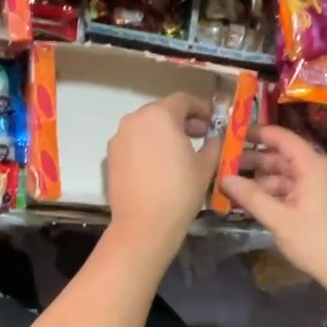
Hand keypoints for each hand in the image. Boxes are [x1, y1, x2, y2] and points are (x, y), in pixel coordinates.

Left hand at [105, 92, 220, 256]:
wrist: (144, 225)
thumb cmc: (179, 192)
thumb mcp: (206, 165)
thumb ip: (214, 142)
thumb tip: (215, 136)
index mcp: (160, 115)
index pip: (183, 100)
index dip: (201, 108)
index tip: (213, 121)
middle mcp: (135, 119)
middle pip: (162, 111)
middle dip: (182, 121)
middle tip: (200, 136)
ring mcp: (119, 138)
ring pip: (146, 127)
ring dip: (164, 134)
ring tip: (180, 152)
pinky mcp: (110, 157)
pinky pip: (133, 143)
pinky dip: (148, 147)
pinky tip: (159, 166)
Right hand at [219, 126, 326, 286]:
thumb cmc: (314, 241)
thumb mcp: (278, 219)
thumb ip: (251, 197)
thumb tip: (225, 178)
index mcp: (312, 166)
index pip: (282, 138)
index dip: (257, 134)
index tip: (233, 134)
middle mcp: (320, 169)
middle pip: (283, 157)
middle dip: (255, 161)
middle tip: (226, 164)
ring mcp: (323, 186)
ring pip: (287, 175)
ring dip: (263, 180)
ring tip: (235, 187)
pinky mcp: (323, 202)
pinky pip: (295, 189)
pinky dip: (276, 193)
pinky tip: (256, 202)